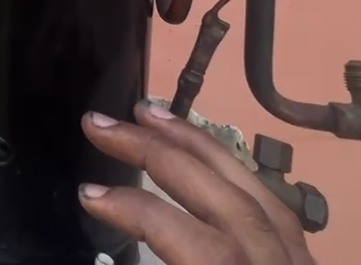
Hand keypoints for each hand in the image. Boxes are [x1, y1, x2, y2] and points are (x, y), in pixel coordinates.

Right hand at [79, 104, 317, 264]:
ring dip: (195, 146)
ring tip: (145, 113)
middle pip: (231, 204)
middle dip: (158, 155)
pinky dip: (230, 169)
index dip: (139, 213)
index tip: (88, 195)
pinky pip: (273, 208)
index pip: (203, 247)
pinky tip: (198, 153)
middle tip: (98, 125)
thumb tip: (102, 230)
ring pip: (258, 195)